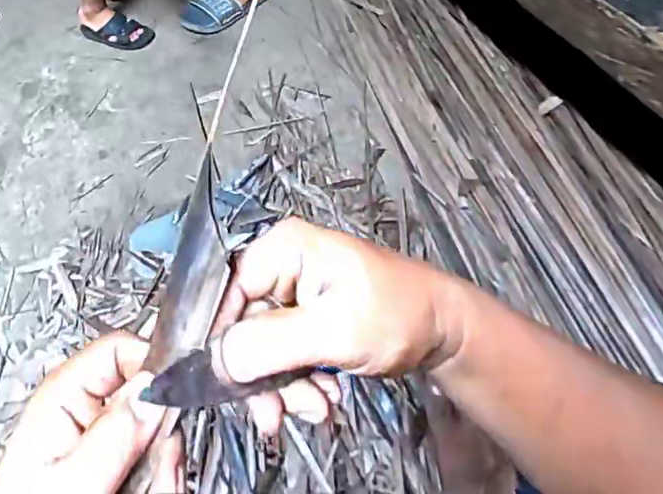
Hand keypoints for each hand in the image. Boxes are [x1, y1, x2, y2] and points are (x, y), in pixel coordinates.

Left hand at [0, 333, 180, 493]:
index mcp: (63, 391)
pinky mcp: (102, 465)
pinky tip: (144, 489)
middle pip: (142, 393)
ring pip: (150, 429)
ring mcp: (92, 438)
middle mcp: (79, 407)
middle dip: (158, 429)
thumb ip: (115, 431)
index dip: (152, 368)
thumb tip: (154, 385)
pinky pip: (145, 458)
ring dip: (160, 462)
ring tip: (146, 486)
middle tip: (158, 465)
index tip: (171, 401)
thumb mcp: (71, 479)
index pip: (122, 346)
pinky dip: (154, 477)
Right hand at [216, 219, 464, 434]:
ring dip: (286, 385)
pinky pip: (285, 352)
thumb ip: (272, 343)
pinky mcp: (307, 316)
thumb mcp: (334, 331)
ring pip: (264, 345)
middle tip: (277, 415)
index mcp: (285, 247)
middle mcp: (284, 264)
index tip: (224, 383)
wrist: (444, 330)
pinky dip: (300, 381)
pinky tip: (326, 395)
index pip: (230, 288)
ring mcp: (296, 290)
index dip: (222, 336)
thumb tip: (218, 357)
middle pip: (245, 323)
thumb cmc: (395, 315)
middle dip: (263, 374)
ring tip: (319, 406)